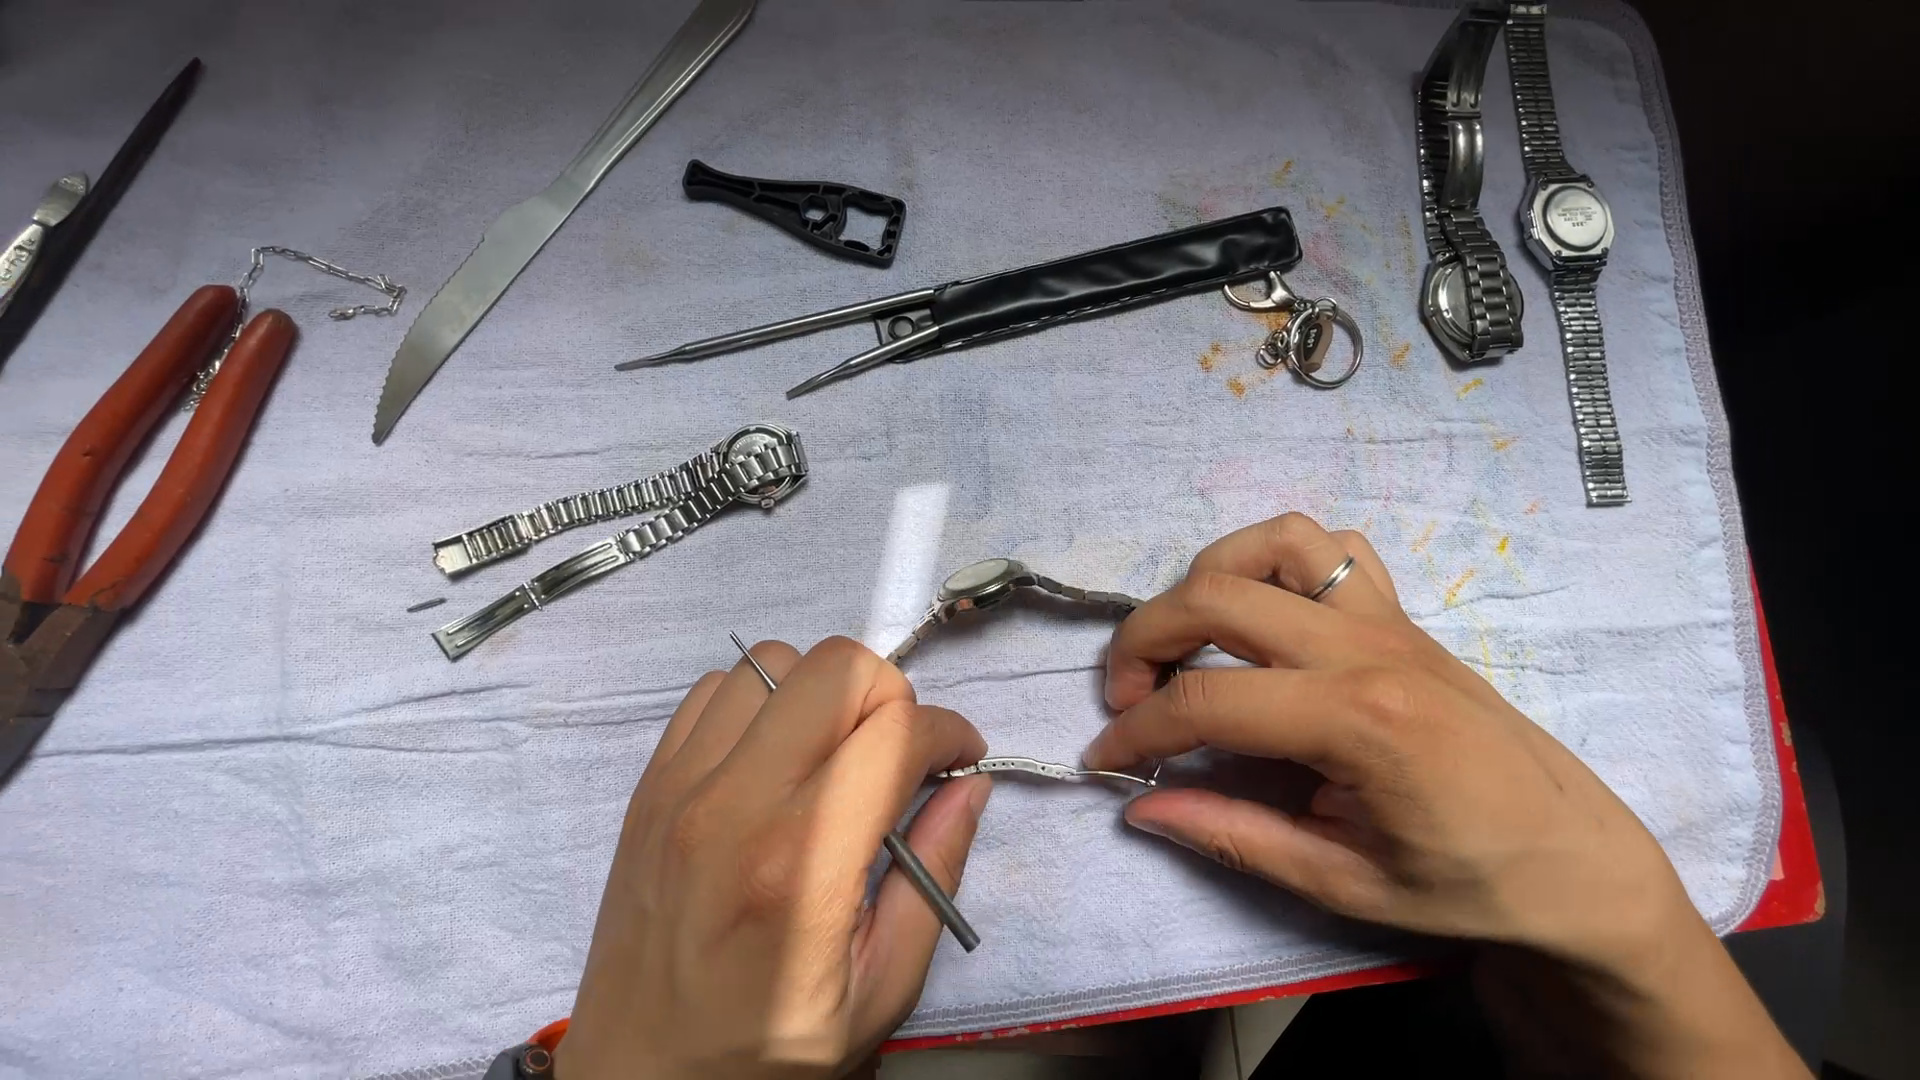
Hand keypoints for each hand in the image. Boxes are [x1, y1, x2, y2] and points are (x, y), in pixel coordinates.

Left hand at [559, 637, 991, 1079]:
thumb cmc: (769, 1049)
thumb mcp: (883, 987)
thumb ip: (937, 872)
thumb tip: (969, 784)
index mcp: (804, 861)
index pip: (897, 732)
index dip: (949, 732)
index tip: (959, 757)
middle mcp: (736, 801)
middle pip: (836, 668)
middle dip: (891, 693)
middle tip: (897, 749)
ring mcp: (682, 783)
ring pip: (774, 659)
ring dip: (822, 690)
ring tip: (833, 748)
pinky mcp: (650, 781)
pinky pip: (714, 687)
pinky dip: (761, 698)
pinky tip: (773, 753)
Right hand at [1086, 513, 1805, 1077]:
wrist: (1580, 859)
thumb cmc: (1466, 881)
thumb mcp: (1340, 883)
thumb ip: (1230, 835)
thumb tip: (1140, 806)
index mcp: (1356, 721)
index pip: (1206, 702)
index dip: (1137, 729)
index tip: (1105, 758)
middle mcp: (1364, 647)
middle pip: (1215, 598)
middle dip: (1143, 639)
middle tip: (1128, 695)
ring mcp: (1385, 617)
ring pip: (1272, 541)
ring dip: (1207, 578)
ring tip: (1190, 636)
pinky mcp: (1400, 612)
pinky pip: (1332, 546)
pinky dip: (1277, 558)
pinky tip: (1263, 611)